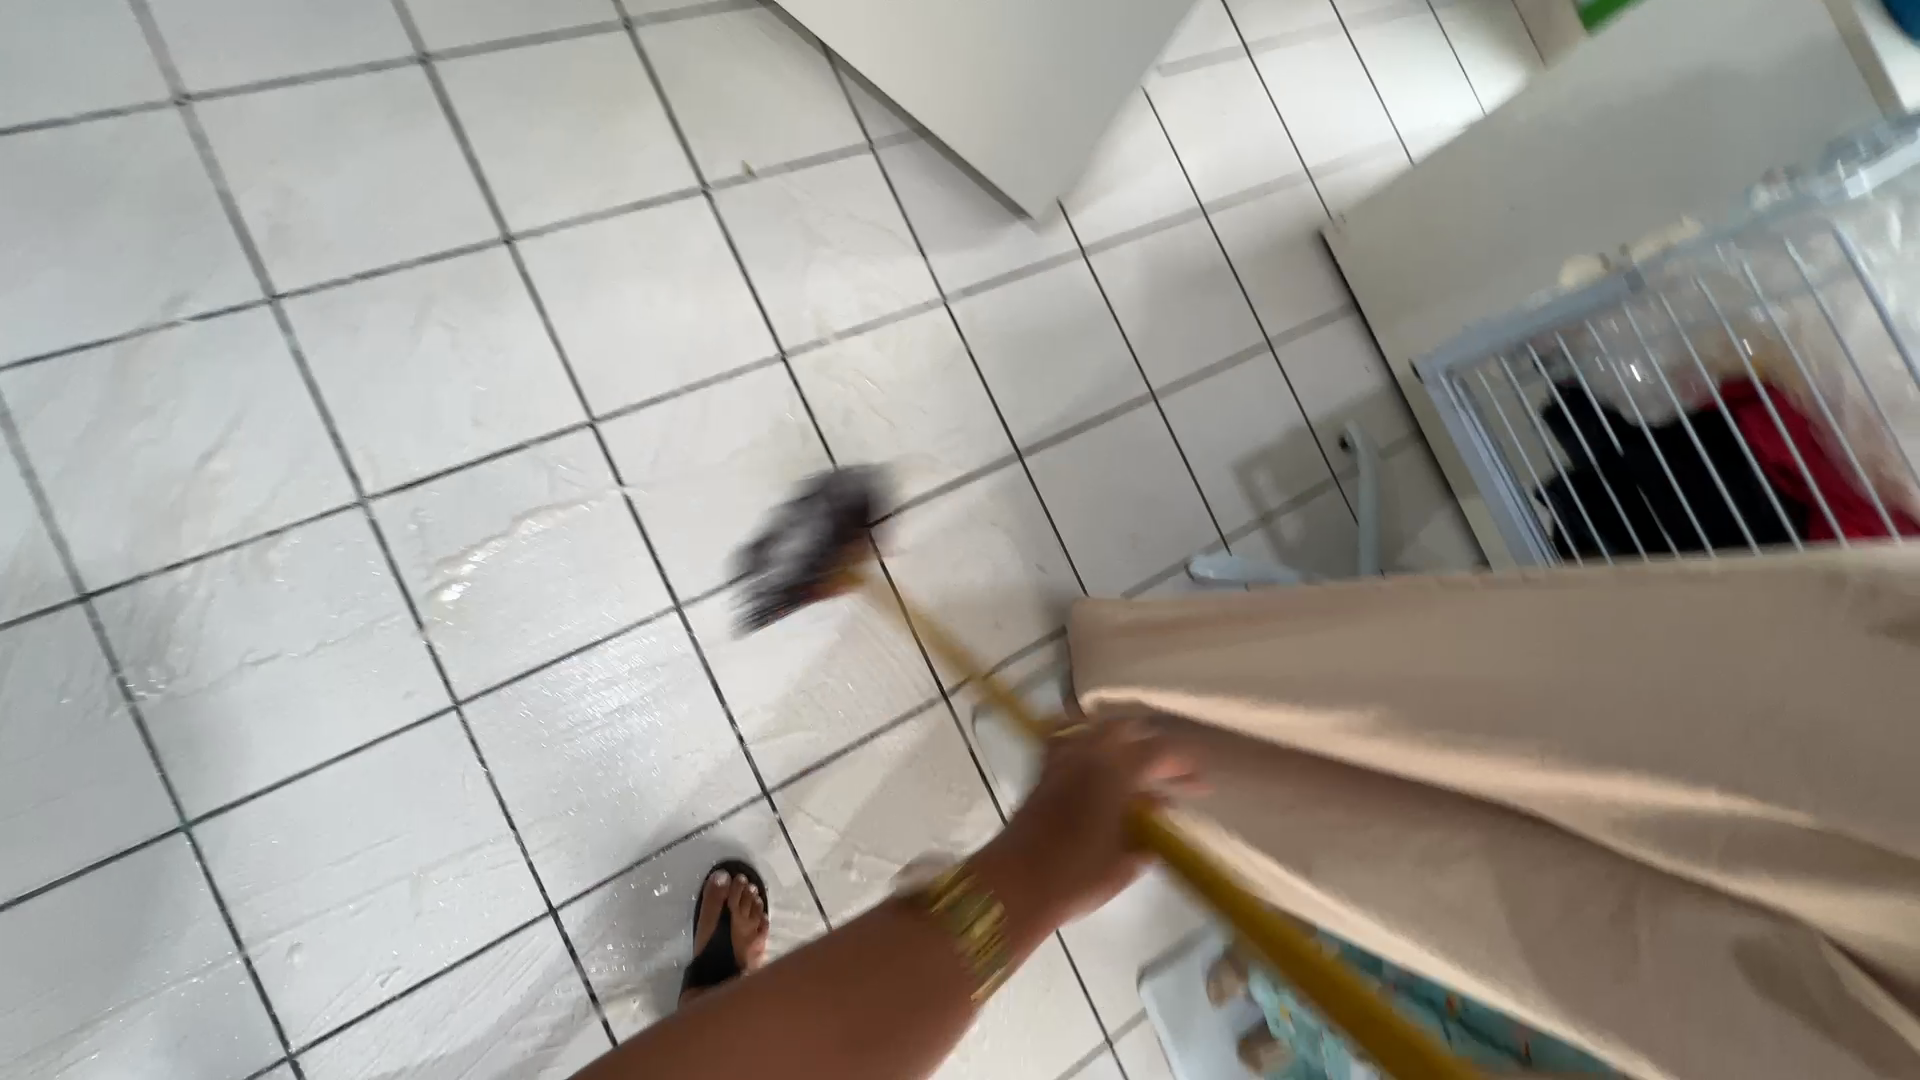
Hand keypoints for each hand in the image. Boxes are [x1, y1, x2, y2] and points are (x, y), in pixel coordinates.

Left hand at [969, 714, 1202, 928]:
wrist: (1018, 882)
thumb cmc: (1078, 875)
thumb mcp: (1128, 858)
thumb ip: (1150, 828)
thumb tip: (1161, 809)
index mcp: (1116, 769)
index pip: (1159, 750)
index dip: (1184, 762)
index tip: (1202, 778)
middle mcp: (1088, 752)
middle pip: (1127, 730)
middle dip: (1153, 747)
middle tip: (1173, 774)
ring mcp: (1062, 757)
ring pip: (1098, 731)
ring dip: (1123, 742)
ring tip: (1140, 766)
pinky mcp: (1044, 769)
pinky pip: (1069, 738)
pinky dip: (1087, 741)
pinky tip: (1096, 757)